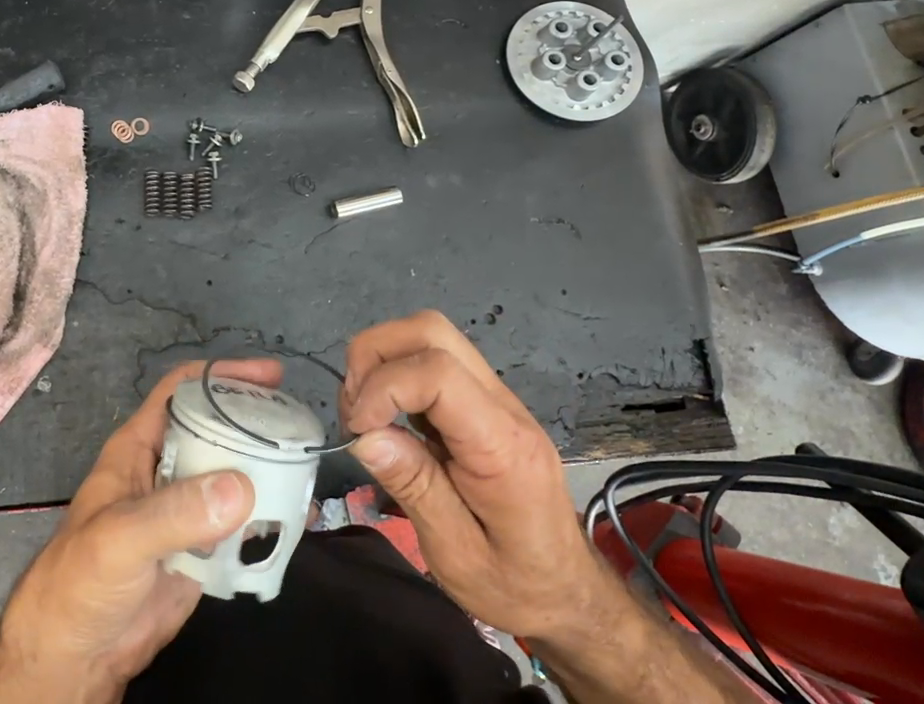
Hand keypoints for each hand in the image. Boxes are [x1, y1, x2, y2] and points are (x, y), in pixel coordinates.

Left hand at [0, 359, 280, 703]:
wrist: (77, 651)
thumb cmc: (81, 578)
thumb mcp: (120, 537)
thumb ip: (175, 512)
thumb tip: (242, 485)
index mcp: (139, 448)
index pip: (182, 393)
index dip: (222, 376)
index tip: (270, 376)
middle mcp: (166, 470)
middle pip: (217, 430)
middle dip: (256, 423)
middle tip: (301, 425)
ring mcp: (186, 511)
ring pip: (234, 476)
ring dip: (270, 470)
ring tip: (310, 467)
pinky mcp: (204, 551)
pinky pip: (243, 525)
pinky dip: (271, 519)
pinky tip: (300, 519)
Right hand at [339, 311, 623, 641]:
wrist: (569, 593)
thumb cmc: (517, 585)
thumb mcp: (457, 555)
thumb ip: (414, 488)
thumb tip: (365, 436)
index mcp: (502, 447)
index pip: (437, 373)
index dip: (382, 387)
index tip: (357, 431)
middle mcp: (503, 406)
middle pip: (431, 330)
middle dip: (374, 355)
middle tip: (354, 411)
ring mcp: (497, 399)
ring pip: (430, 335)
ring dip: (382, 360)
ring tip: (365, 415)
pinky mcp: (484, 403)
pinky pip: (434, 359)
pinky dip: (395, 373)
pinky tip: (386, 418)